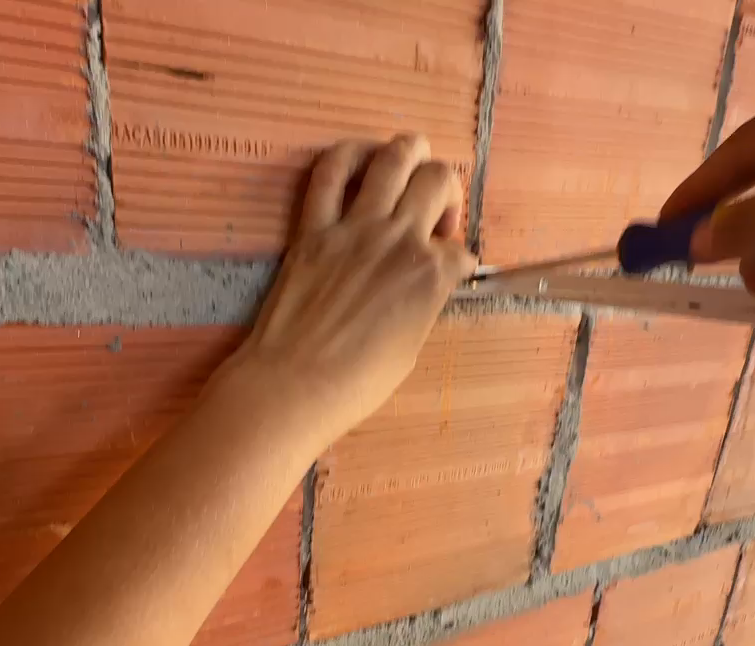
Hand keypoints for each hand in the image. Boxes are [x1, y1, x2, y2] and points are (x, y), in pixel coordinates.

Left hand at [219, 134, 476, 442]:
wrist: (294, 385)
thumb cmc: (356, 385)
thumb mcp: (410, 350)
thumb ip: (422, 306)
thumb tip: (425, 289)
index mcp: (430, 276)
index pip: (460, 250)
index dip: (458, 259)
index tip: (449, 269)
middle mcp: (399, 239)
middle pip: (437, 181)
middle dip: (445, 191)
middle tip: (433, 214)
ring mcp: (354, 228)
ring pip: (394, 158)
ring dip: (410, 151)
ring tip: (411, 159)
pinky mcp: (312, 228)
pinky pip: (330, 172)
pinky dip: (347, 156)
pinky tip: (358, 160)